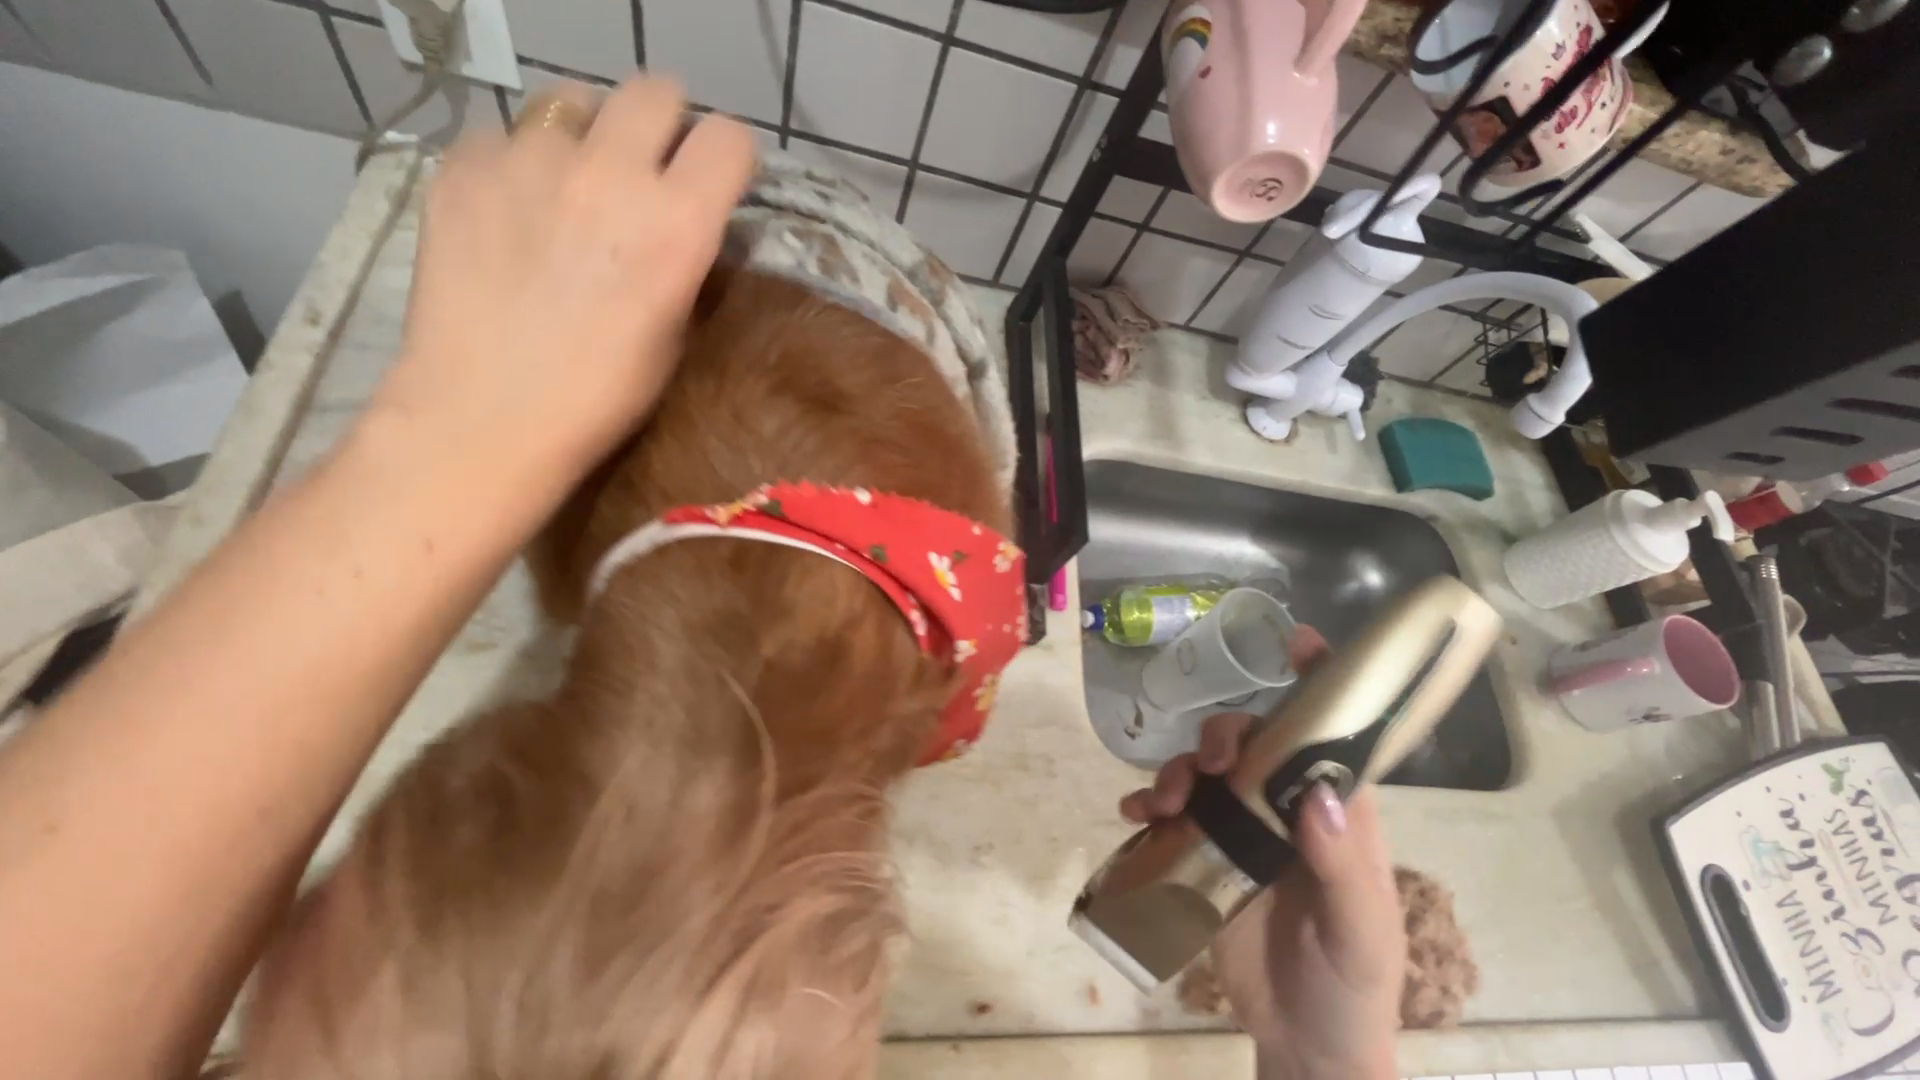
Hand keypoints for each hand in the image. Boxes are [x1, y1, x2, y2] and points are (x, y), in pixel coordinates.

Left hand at [362, 78, 754, 511]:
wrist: (487, 415)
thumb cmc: (601, 395)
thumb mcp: (674, 333)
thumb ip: (686, 261)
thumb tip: (686, 226)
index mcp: (677, 224)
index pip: (728, 137)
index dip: (725, 158)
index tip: (712, 181)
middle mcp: (610, 173)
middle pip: (654, 91)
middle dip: (660, 125)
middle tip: (645, 169)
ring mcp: (528, 160)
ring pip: (571, 101)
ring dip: (584, 135)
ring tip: (567, 186)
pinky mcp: (463, 165)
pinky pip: (502, 135)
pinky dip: (514, 163)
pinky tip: (508, 213)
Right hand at [1119, 626, 1403, 1079]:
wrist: (1304, 1043)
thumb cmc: (1352, 988)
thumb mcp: (1361, 933)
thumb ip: (1344, 868)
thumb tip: (1320, 796)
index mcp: (1340, 817)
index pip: (1334, 738)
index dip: (1321, 684)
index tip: (1296, 643)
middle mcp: (1288, 811)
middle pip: (1255, 743)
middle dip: (1225, 736)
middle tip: (1210, 768)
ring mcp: (1244, 833)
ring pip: (1207, 772)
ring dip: (1179, 770)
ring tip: (1161, 802)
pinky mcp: (1205, 858)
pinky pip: (1171, 815)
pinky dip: (1148, 803)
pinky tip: (1134, 814)